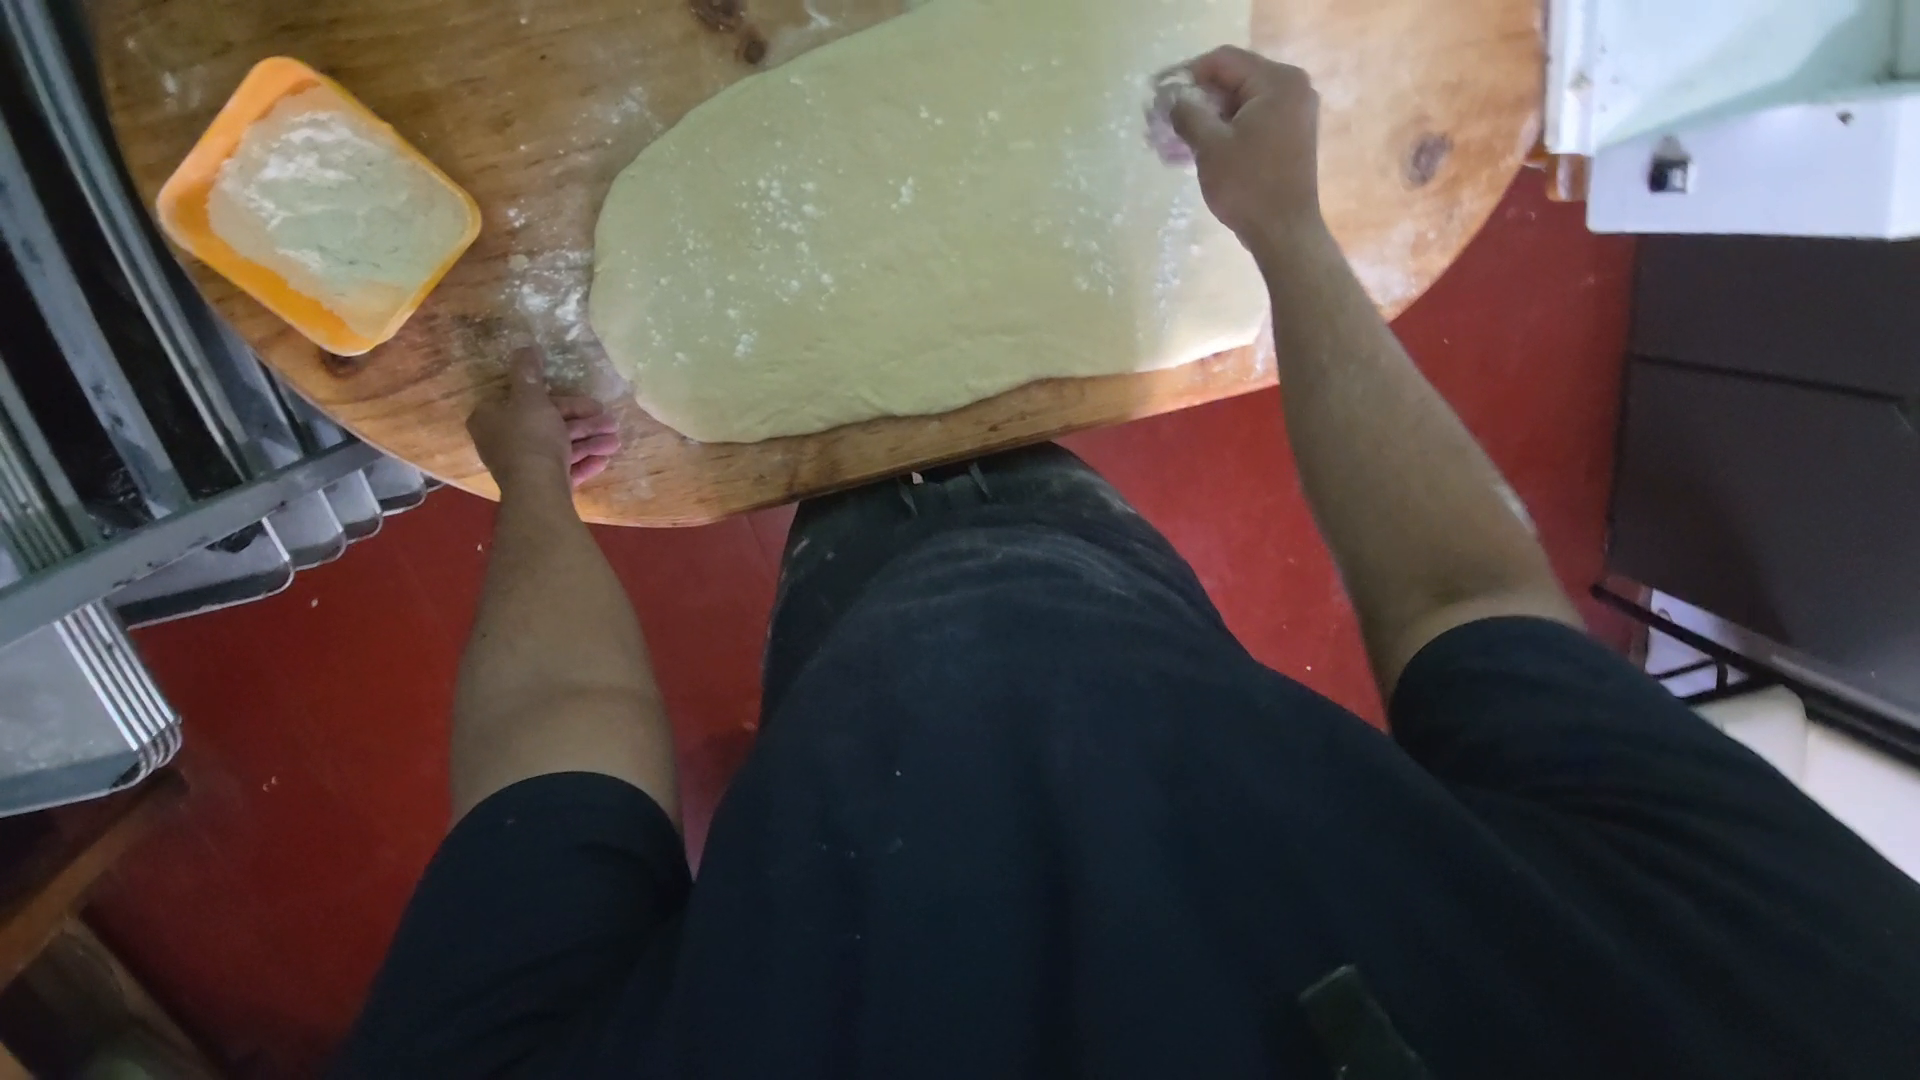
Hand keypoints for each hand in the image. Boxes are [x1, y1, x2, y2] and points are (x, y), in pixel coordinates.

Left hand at [467, 351, 622, 492]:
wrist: (537, 488)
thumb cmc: (531, 438)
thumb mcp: (531, 398)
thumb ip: (529, 372)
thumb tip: (525, 346)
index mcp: (492, 417)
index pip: (530, 402)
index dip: (564, 402)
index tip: (591, 404)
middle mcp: (503, 440)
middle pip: (550, 425)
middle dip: (585, 425)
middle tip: (612, 423)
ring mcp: (522, 464)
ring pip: (561, 447)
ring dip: (590, 442)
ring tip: (615, 443)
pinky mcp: (539, 483)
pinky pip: (563, 468)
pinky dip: (583, 462)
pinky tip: (604, 460)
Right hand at [1168, 47, 1323, 253]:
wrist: (1283, 231)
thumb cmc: (1247, 186)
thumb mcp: (1210, 147)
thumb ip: (1187, 114)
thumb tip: (1171, 100)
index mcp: (1276, 81)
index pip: (1223, 61)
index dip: (1186, 75)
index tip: (1158, 95)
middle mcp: (1290, 89)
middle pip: (1231, 82)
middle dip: (1194, 101)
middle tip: (1161, 121)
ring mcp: (1292, 114)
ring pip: (1238, 106)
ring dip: (1204, 120)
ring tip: (1170, 141)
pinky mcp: (1287, 138)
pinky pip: (1249, 124)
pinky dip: (1222, 133)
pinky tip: (1194, 150)